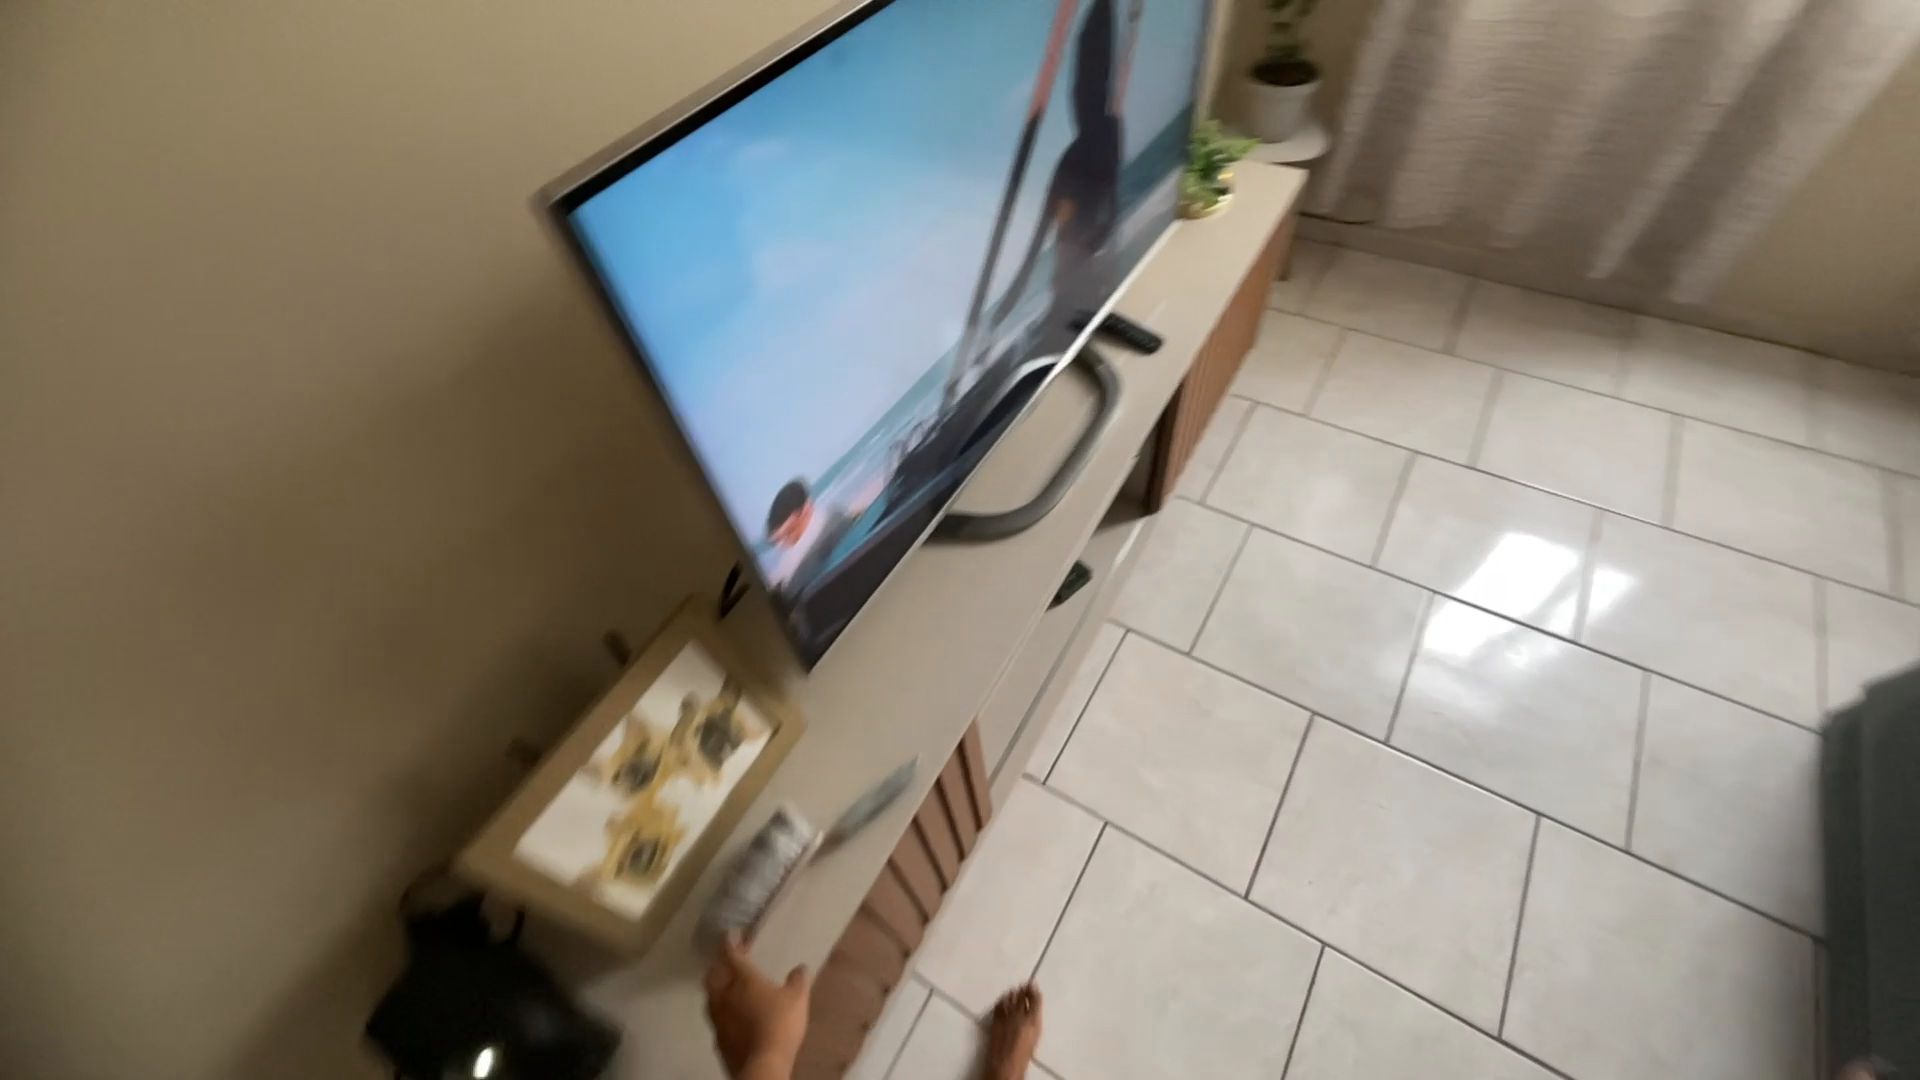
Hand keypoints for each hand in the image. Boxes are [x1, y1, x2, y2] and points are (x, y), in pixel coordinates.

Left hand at [704, 933, 811, 1078]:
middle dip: (718, 964)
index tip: (730, 933)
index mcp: (743, 979)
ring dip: (717, 986)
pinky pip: (715, 1016)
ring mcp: (719, 1019)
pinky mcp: (718, 1039)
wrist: (762, 1065)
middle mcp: (725, 995)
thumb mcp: (797, 997)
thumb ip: (798, 980)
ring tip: (728, 984)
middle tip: (728, 959)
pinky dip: (721, 1008)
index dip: (730, 942)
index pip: (731, 955)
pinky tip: (731, 1012)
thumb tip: (800, 968)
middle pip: (713, 974)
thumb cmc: (780, 1023)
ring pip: (711, 996)